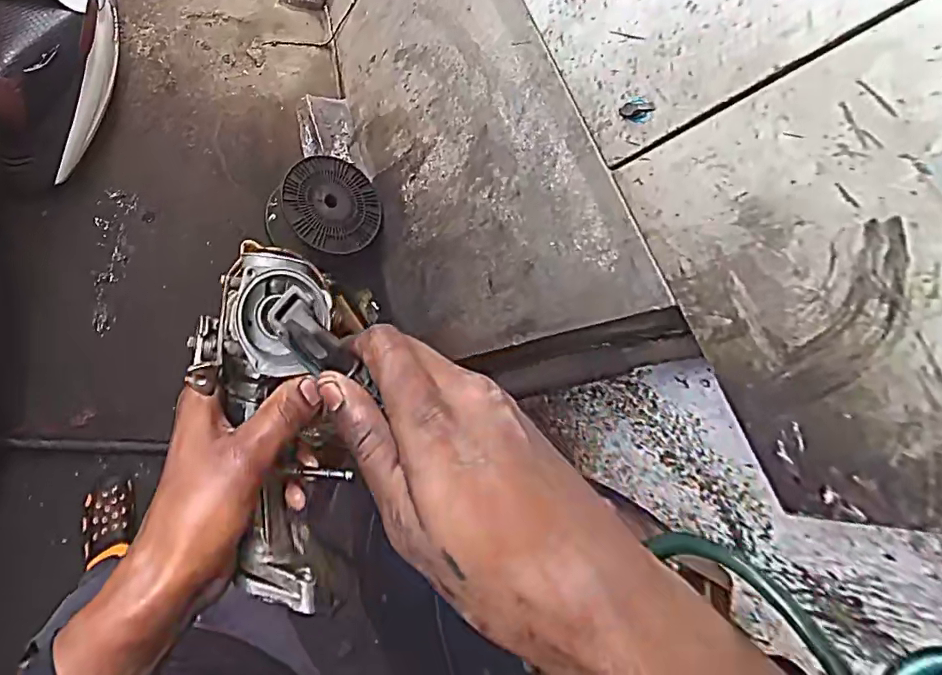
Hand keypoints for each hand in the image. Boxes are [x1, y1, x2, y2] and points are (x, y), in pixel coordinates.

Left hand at [54, 378, 319, 674]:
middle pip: (263, 394)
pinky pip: (270, 459)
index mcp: (203, 399)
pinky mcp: (236, 473)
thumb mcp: (246, 457)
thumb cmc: (188, 519)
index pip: (243, 359)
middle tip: (310, 423)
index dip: (275, 363)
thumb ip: (280, 416)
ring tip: (301, 465)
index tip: (304, 374)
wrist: (178, 574)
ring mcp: (225, 446)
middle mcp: (212, 418)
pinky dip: (285, 472)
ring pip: (270, 428)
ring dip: (292, 448)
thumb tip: (307, 386)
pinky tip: (292, 489)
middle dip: (292, 414)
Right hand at [319, 326, 773, 674]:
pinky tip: (442, 454)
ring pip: (437, 368)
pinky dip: (440, 403)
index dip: (353, 346)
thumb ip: (369, 443)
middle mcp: (472, 396)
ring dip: (409, 385)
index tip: (338, 365)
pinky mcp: (522, 420)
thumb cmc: (510, 576)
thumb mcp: (409, 521)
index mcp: (434, 418)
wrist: (603, 600)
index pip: (384, 342)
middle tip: (358, 400)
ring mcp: (502, 405)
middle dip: (377, 362)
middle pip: (410, 347)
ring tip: (399, 437)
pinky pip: (466, 390)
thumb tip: (339, 397)